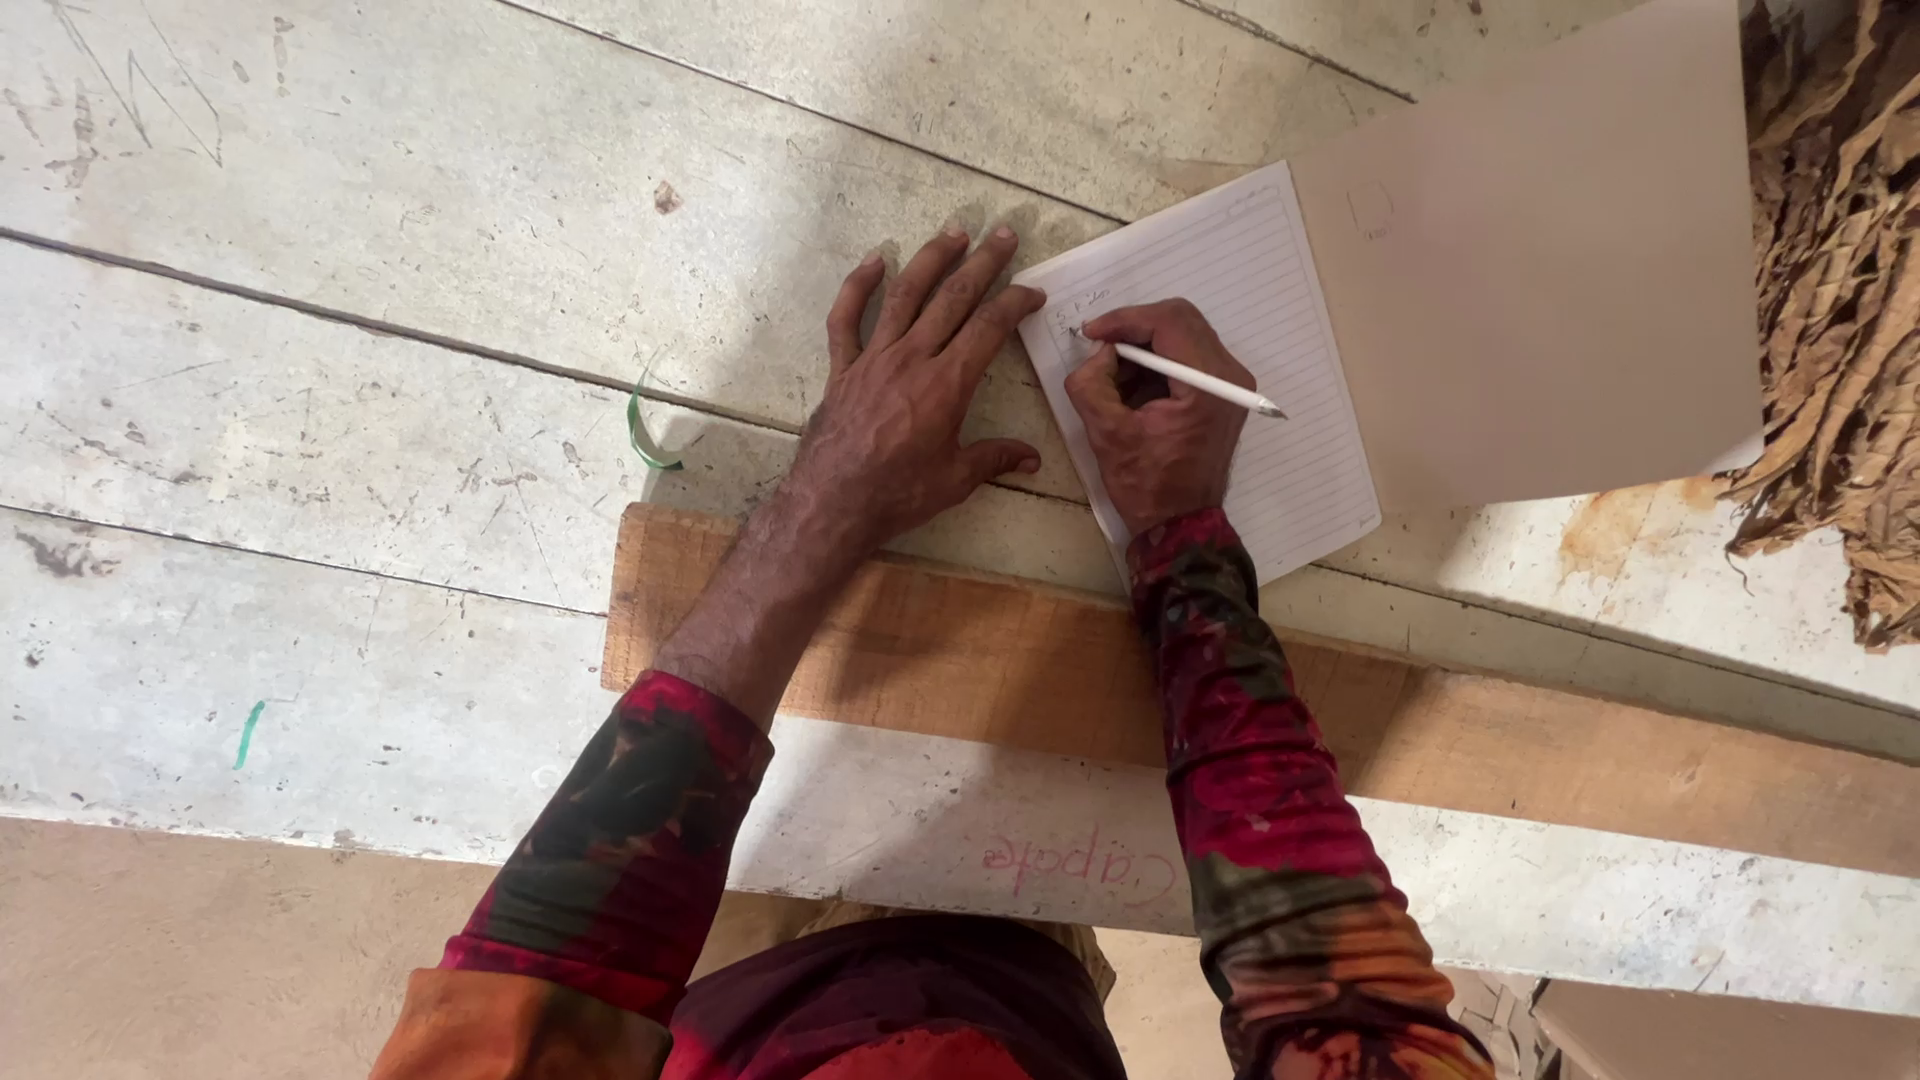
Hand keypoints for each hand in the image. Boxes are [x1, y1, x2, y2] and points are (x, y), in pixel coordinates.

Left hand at [651, 226, 1043, 723]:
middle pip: (953, 298)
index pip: (990, 328)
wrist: (833, 504)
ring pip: (905, 294)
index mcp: (948, 384)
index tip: (1032, 291)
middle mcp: (913, 358)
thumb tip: (1032, 458)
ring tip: (953, 232)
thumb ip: (995, 459)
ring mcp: (873, 358)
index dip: (1015, 303)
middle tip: (1002, 235)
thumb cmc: (898, 494)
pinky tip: (874, 260)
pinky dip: (858, 286)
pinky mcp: (843, 368)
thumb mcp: (955, 479)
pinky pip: (846, 318)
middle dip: (982, 263)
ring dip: (931, 259)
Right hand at [1065, 299, 1253, 536]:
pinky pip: (1186, 357)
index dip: (1124, 320)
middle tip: (1099, 348)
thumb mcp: (1106, 434)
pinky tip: (1130, 387)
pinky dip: (1155, 363)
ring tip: (1111, 375)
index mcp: (1208, 385)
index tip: (1090, 334)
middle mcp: (1230, 376)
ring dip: (1142, 348)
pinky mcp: (1222, 393)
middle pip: (1180, 320)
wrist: (1180, 522)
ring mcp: (1231, 384)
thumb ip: (1092, 383)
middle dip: (1133, 330)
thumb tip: (1099, 354)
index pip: (1169, 322)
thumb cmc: (1146, 486)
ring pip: (1182, 335)